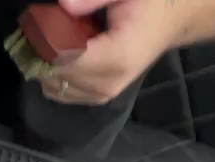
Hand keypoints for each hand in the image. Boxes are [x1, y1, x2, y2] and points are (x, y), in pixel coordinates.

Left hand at [40, 0, 197, 104]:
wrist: (176, 18)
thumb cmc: (156, 0)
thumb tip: (62, 6)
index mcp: (116, 58)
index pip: (62, 60)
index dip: (44, 44)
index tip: (39, 24)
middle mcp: (105, 85)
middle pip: (54, 77)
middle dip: (43, 55)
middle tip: (45, 29)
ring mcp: (101, 96)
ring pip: (54, 87)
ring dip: (48, 65)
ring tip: (57, 40)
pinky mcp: (97, 98)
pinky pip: (61, 92)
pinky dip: (56, 74)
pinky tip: (66, 54)